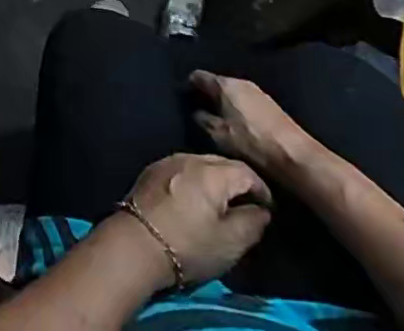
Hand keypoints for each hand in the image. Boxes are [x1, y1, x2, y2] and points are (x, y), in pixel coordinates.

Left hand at [121, 154, 272, 287]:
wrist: (135, 243)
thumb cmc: (188, 245)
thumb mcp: (230, 242)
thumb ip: (252, 223)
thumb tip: (261, 210)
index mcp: (210, 172)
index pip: (245, 171)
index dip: (262, 189)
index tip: (268, 209)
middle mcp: (187, 158)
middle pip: (221, 163)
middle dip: (239, 181)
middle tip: (248, 205)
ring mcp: (166, 162)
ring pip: (200, 163)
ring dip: (215, 179)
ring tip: (223, 203)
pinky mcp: (151, 171)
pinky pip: (182, 169)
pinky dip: (195, 180)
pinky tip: (195, 199)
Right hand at [190, 71, 321, 176]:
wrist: (296, 156)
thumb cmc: (252, 143)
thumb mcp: (219, 134)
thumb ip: (203, 119)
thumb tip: (197, 112)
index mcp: (225, 84)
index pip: (198, 76)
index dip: (187, 86)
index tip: (182, 99)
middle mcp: (241, 82)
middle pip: (216, 83)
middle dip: (206, 95)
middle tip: (197, 111)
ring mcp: (258, 92)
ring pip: (231, 93)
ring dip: (222, 102)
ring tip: (216, 120)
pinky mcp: (270, 105)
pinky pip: (244, 101)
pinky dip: (236, 108)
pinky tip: (236, 125)